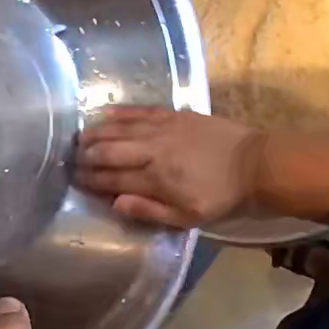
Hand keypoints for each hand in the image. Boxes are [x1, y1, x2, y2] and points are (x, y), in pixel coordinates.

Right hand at [75, 107, 262, 226]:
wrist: (255, 164)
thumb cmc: (222, 197)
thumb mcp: (188, 217)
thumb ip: (150, 210)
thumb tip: (114, 201)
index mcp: (156, 179)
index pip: (113, 178)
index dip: (92, 179)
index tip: (77, 179)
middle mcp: (154, 151)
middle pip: (110, 150)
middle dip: (87, 156)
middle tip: (73, 160)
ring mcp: (164, 129)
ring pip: (120, 128)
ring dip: (97, 133)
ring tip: (80, 138)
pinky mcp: (176, 114)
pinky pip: (142, 111)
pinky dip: (121, 112)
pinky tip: (105, 113)